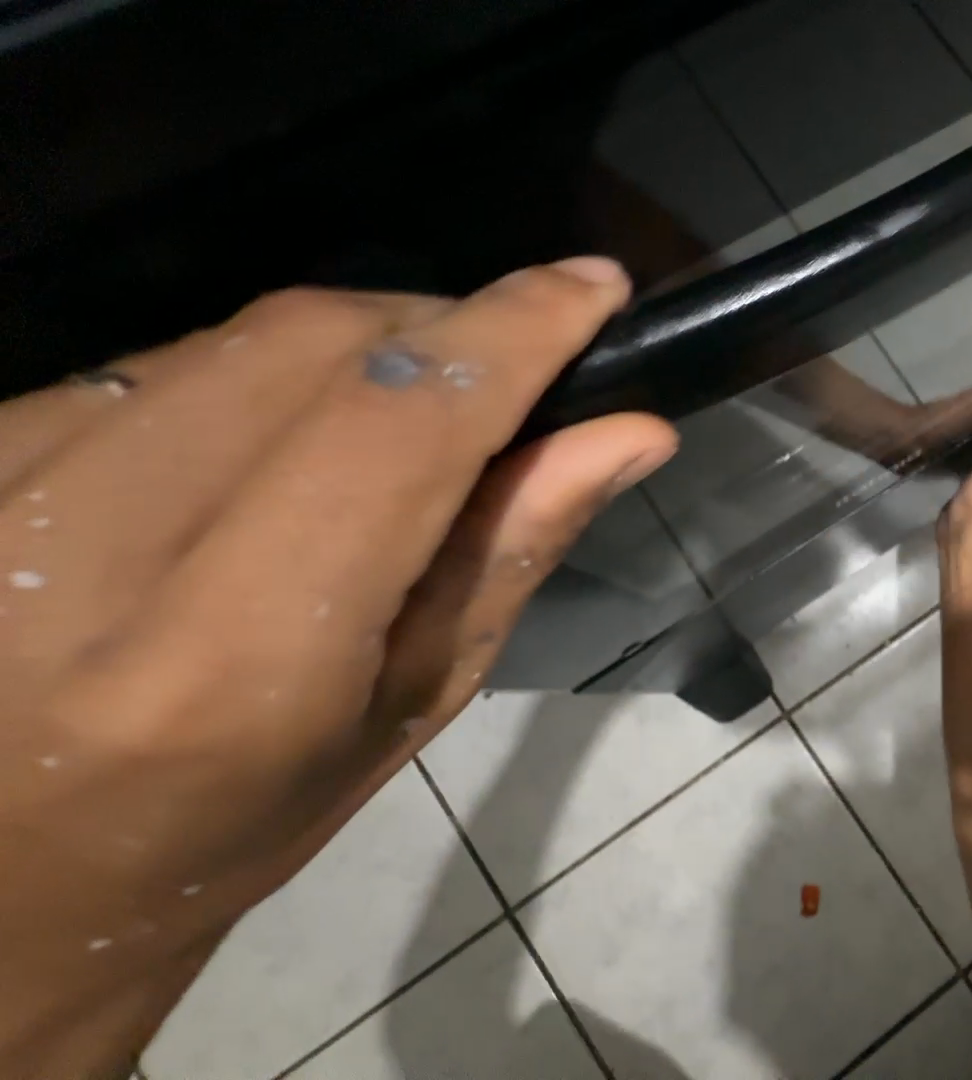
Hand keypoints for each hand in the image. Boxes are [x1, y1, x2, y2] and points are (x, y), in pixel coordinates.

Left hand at [0, 257, 676, 1074]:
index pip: (398, 426)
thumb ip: (516, 547)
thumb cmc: (248, 814)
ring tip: (409, 426)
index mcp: (234, 655)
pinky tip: (289, 446)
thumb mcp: (419, 698)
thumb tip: (631, 434)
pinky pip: (178, 356)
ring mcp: (0, 477)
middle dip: (452, 328)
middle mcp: (89, 547)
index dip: (509, 334)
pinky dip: (281, 373)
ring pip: (249, 335)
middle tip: (517, 372)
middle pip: (322, 344)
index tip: (593, 287)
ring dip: (373, 349)